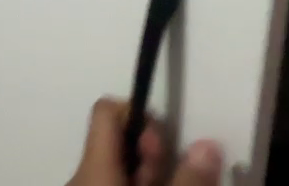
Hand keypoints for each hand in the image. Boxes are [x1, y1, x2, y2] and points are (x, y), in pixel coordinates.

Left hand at [66, 97, 224, 185]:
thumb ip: (187, 178)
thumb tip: (209, 145)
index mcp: (92, 166)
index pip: (106, 109)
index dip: (137, 115)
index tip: (159, 144)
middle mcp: (79, 175)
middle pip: (115, 139)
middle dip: (148, 154)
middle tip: (164, 178)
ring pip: (115, 166)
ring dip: (143, 175)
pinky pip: (108, 182)